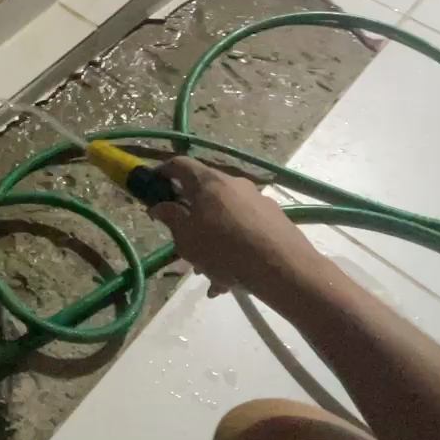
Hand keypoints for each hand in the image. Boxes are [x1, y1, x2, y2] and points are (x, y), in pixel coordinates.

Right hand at [148, 157, 324, 301]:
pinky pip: (245, 227)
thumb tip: (159, 206)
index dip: (163, 171)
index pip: (179, 163)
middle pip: (204, 192)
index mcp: (208, 182)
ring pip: (225, 214)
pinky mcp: (275, 218)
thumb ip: (170, 218)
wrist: (285, 270)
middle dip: (191, 215)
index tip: (154, 186)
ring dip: (213, 236)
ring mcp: (257, 199)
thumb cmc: (225, 250)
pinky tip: (233, 276)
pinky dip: (234, 245)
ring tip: (211, 271)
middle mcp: (233, 182)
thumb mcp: (187, 238)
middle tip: (184, 240)